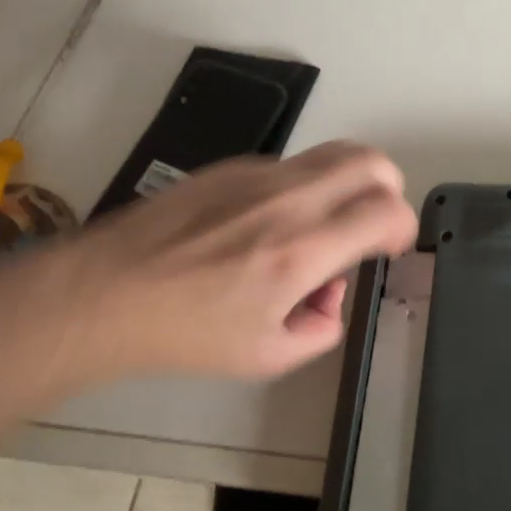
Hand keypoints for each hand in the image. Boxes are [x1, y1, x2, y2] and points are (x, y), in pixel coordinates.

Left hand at [56, 142, 418, 381]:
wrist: (107, 292)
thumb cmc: (186, 332)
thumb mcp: (265, 357)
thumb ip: (321, 328)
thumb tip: (330, 293)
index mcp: (301, 251)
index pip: (386, 212)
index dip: (403, 227)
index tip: (392, 246)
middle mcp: (290, 200)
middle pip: (372, 163)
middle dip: (390, 189)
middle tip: (374, 221)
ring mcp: (260, 174)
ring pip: (335, 153)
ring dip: (349, 183)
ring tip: (325, 221)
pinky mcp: (233, 165)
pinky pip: (292, 164)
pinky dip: (304, 187)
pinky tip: (269, 224)